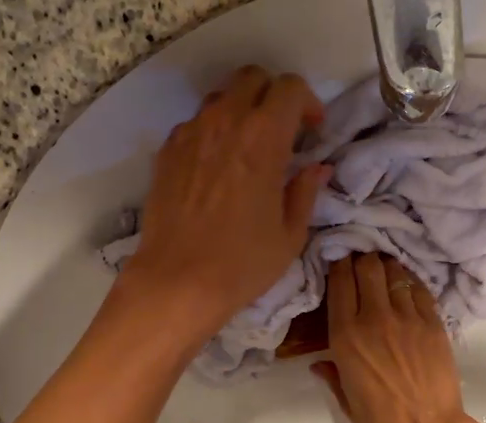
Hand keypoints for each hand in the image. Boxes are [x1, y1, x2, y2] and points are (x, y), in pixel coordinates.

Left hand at [121, 66, 332, 336]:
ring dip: (241, 112)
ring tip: (248, 148)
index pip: (290, 89)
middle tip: (283, 130)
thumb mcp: (290, 235)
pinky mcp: (168, 151)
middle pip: (252, 79)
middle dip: (273, 96)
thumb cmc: (243, 264)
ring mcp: (191, 133)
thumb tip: (316, 169)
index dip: (307, 102)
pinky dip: (213, 134)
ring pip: (221, 98)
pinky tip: (218, 168)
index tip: (312, 129)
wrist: (179, 281)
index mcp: (264, 138)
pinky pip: (196, 125)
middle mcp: (226, 122)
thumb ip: (305, 193)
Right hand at [313, 254, 483, 422]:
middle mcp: (374, 318)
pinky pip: (418, 289)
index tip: (338, 264)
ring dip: (386, 267)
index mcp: (345, 337)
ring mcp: (407, 317)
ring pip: (394, 271)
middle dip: (362, 260)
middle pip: (367, 266)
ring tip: (384, 271)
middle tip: (362, 264)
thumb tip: (320, 364)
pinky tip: (406, 287)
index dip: (337, 266)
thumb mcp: (348, 404)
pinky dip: (409, 282)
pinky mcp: (433, 323)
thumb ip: (333, 377)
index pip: (339, 281)